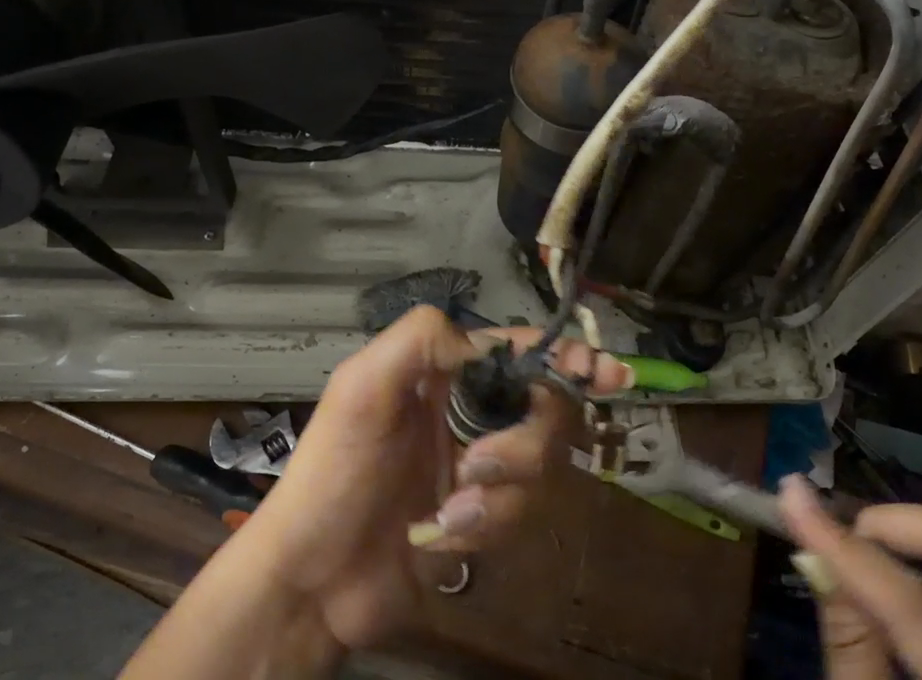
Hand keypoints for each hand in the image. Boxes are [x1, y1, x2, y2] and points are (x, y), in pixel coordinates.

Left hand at [236, 306, 630, 647]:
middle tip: (477, 467)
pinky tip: (436, 538)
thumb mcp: (360, 388)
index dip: (568, 357)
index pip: (520, 351)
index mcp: (443, 375)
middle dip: (523, 444)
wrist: (312, 581)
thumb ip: (418, 339)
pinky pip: (518, 516)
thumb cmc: (331, 475)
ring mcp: (479, 469)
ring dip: (499, 496)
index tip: (608, 375)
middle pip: (544, 411)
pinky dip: (482, 530)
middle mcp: (469, 414)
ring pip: (540, 469)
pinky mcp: (483, 520)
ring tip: (447, 515)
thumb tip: (484, 344)